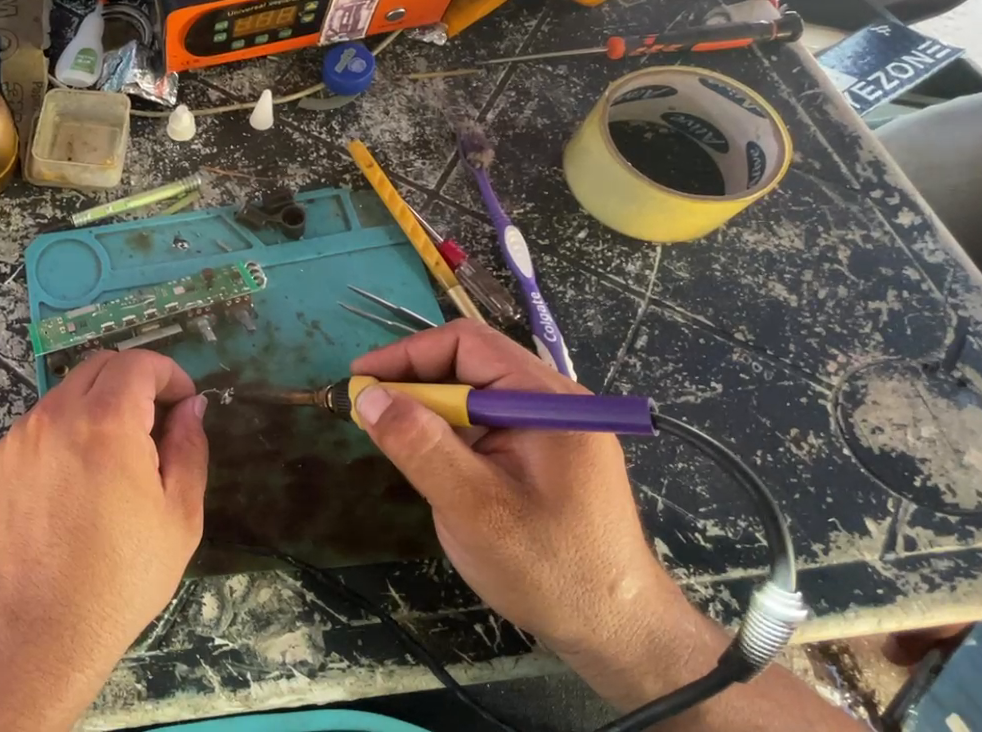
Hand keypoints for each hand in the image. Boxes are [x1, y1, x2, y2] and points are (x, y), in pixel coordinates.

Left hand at [0, 349, 208, 661]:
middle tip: (156, 420)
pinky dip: (68, 427)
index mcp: (106, 422)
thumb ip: (189, 447)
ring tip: (116, 453)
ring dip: (99, 402)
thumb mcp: (180, 514)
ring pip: (69, 390)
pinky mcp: (2, 454)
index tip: (183, 402)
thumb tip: (192, 406)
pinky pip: (42, 420)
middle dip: (135, 380)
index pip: (138, 363)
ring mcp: (23, 432)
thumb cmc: (125, 572)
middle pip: (101, 365)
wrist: (46, 621)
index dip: (168, 373)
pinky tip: (78, 475)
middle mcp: (58, 413)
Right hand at [349, 321, 686, 662]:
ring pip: (469, 393)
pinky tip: (425, 458)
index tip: (362, 380)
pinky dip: (443, 431)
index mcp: (547, 402)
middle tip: (367, 410)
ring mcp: (546, 429)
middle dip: (411, 380)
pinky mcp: (538, 454)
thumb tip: (367, 395)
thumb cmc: (550, 570)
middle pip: (467, 363)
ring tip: (388, 435)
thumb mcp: (474, 508)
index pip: (467, 345)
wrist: (619, 635)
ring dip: (424, 408)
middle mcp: (550, 404)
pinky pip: (480, 422)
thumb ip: (420, 446)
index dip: (407, 355)